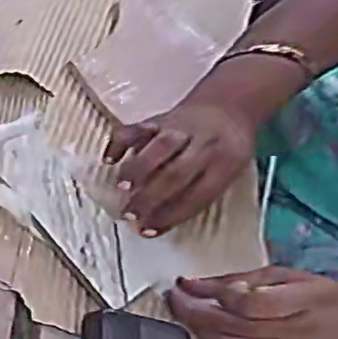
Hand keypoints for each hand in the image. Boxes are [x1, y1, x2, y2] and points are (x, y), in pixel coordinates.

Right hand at [106, 100, 255, 234]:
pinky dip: (118, 144)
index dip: (172, 214)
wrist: (227, 108)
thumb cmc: (222, 149)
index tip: (148, 230)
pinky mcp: (155, 120)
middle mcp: (205, 144)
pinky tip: (110, 160)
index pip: (199, 193)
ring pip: (159, 148)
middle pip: (177, 172)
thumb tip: (156, 218)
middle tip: (129, 214)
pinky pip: (135, 130)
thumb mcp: (226, 169)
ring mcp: (178, 129)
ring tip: (121, 188)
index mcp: (228, 161)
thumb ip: (197, 190)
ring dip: (138, 170)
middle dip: (151, 196)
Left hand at [166, 267, 337, 338]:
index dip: (216, 294)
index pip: (251, 303)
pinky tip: (207, 332)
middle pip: (231, 326)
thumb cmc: (330, 300)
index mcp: (309, 302)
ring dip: (198, 330)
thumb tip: (190, 283)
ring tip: (186, 314)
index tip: (187, 284)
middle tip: (174, 297)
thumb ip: (240, 279)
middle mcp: (299, 332)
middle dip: (191, 311)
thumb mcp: (294, 277)